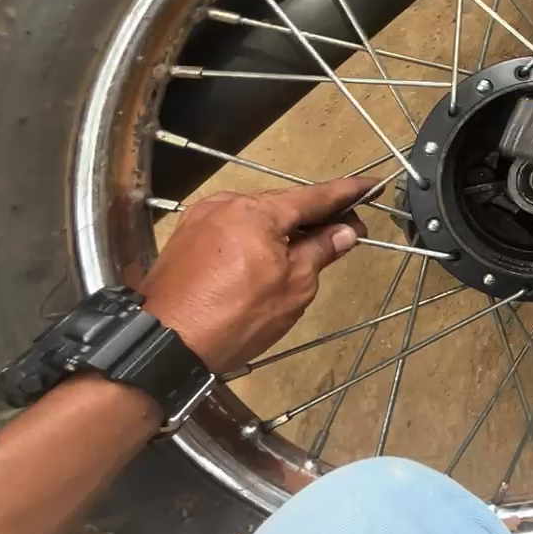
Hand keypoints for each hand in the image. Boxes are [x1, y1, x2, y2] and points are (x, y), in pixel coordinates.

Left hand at [138, 178, 374, 370]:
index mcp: (258, 211)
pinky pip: (236, 228)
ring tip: (313, 246)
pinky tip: (275, 253)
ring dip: (288, 228)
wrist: (159, 348)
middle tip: (348, 232)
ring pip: (260, 216)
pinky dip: (261, 236)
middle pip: (286, 204)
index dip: (349, 191)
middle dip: (318, 216)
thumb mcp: (295, 285)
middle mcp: (228, 205)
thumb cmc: (236, 316)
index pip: (316, 196)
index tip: (373, 185)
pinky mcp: (186, 239)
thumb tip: (345, 232)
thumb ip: (321, 250)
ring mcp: (202, 220)